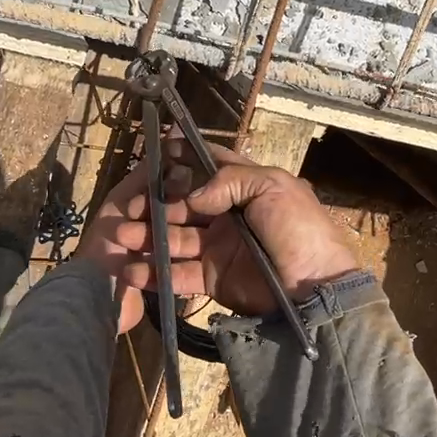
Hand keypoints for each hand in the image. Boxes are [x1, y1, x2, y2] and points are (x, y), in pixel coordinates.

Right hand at [75, 141, 357, 328]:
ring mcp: (219, 248)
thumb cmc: (297, 229)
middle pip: (183, 205)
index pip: (210, 166)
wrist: (315, 289)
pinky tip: (131, 270)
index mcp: (247, 188)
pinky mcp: (214, 279)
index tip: (158, 148)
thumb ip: (228, 181)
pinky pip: (179, 273)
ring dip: (148, 237)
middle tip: (128, 207)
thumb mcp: (271, 187)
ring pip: (175, 238)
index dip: (185, 156)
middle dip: (155, 205)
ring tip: (121, 236)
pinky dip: (155, 273)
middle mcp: (229, 215)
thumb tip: (190, 196)